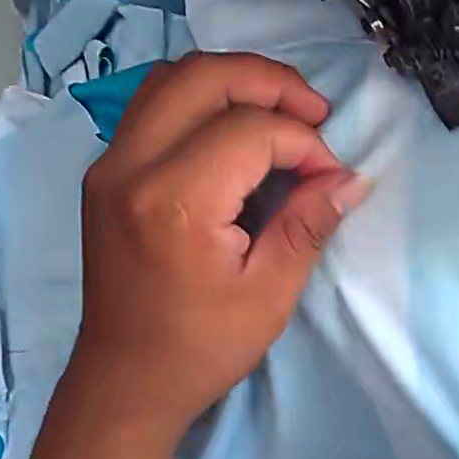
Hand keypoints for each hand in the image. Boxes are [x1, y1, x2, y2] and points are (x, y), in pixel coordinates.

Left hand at [70, 52, 371, 441]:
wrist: (126, 382)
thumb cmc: (202, 348)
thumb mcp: (270, 293)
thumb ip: (309, 224)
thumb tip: (351, 178)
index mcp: (175, 201)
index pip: (251, 130)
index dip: (305, 143)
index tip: (332, 177)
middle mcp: (130, 166)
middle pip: (205, 77)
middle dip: (272, 83)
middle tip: (315, 114)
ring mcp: (109, 164)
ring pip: (173, 77)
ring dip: (235, 82)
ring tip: (281, 115)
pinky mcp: (106, 172)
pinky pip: (155, 104)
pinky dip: (202, 99)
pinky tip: (236, 131)